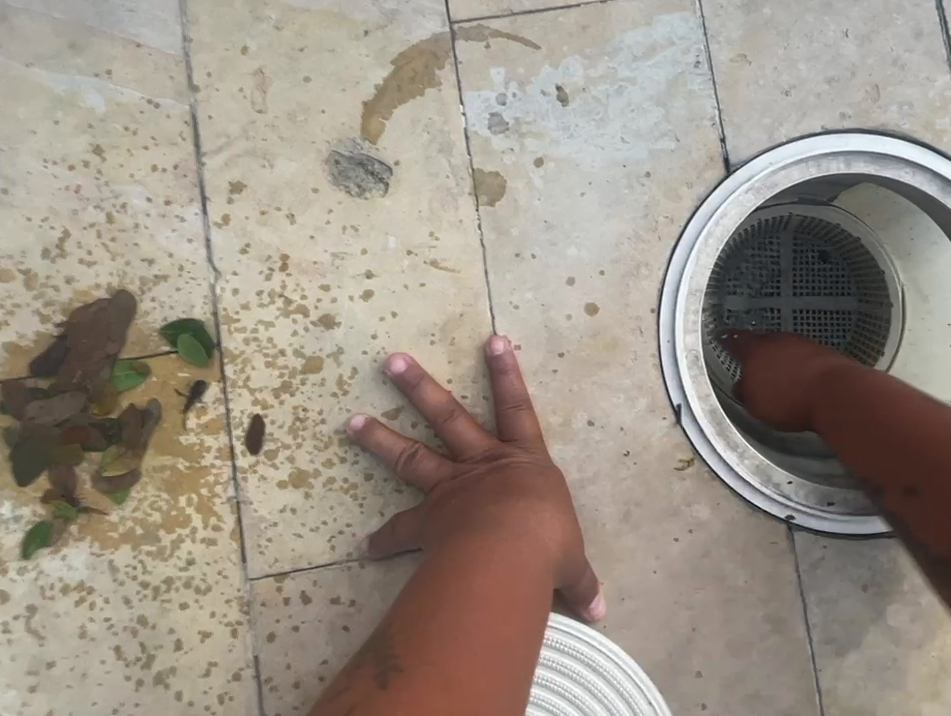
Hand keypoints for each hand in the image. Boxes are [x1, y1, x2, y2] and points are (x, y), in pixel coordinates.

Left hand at [346, 334, 603, 622]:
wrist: (512, 554)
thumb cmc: (549, 543)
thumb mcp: (571, 562)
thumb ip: (579, 581)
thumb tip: (600, 611)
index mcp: (525, 462)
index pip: (517, 407)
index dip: (506, 373)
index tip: (492, 339)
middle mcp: (485, 464)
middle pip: (448, 416)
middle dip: (420, 387)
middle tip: (391, 360)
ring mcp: (453, 489)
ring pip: (412, 456)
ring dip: (380, 438)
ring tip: (350, 421)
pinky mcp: (429, 522)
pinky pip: (402, 528)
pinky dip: (385, 537)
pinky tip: (366, 543)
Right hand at [721, 330, 861, 432]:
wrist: (833, 393)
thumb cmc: (790, 399)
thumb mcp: (757, 404)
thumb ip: (745, 392)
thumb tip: (741, 386)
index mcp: (754, 351)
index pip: (735, 341)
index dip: (727, 340)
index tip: (722, 336)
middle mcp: (776, 341)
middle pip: (760, 341)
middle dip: (754, 349)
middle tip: (750, 356)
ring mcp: (800, 344)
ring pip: (782, 347)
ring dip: (778, 357)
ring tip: (776, 372)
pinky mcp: (820, 353)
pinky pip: (802, 356)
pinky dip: (797, 364)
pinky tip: (798, 378)